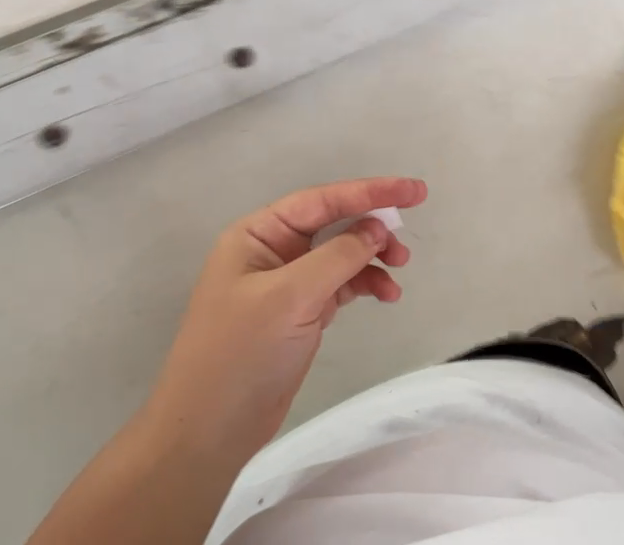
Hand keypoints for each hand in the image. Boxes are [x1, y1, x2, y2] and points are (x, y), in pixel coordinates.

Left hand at [138, 176, 427, 461]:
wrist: (208, 432)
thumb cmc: (241, 354)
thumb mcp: (290, 297)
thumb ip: (338, 256)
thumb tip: (377, 229)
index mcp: (258, 235)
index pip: (322, 200)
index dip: (370, 191)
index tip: (415, 191)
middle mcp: (272, 252)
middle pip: (334, 222)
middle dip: (374, 226)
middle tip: (407, 240)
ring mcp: (286, 284)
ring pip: (342, 254)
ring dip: (373, 258)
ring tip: (400, 270)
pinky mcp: (300, 314)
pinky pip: (342, 284)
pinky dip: (366, 284)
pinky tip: (387, 295)